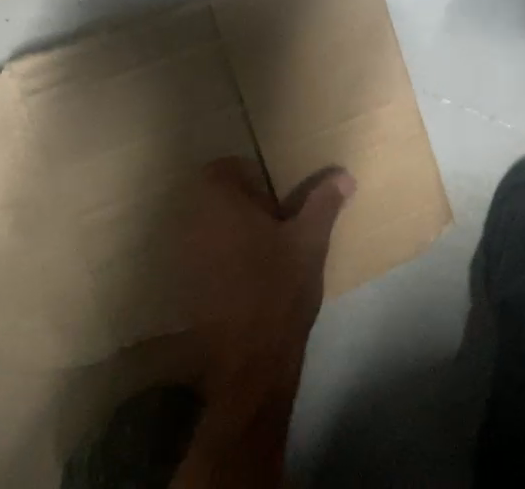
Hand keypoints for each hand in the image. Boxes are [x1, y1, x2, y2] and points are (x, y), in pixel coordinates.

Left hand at [181, 158, 354, 387]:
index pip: (226, 168)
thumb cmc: (279, 288)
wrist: (248, 357)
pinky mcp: (181, 281)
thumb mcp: (309, 241)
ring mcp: (181, 251)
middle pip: (213, 195)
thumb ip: (323, 203)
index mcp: (217, 198)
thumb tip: (344, 175)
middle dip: (241, 205)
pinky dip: (219, 258)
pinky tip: (245, 281)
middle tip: (273, 228)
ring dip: (229, 232)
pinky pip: (199, 254)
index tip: (276, 204)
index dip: (252, 179)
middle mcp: (190, 218)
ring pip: (206, 226)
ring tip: (262, 255)